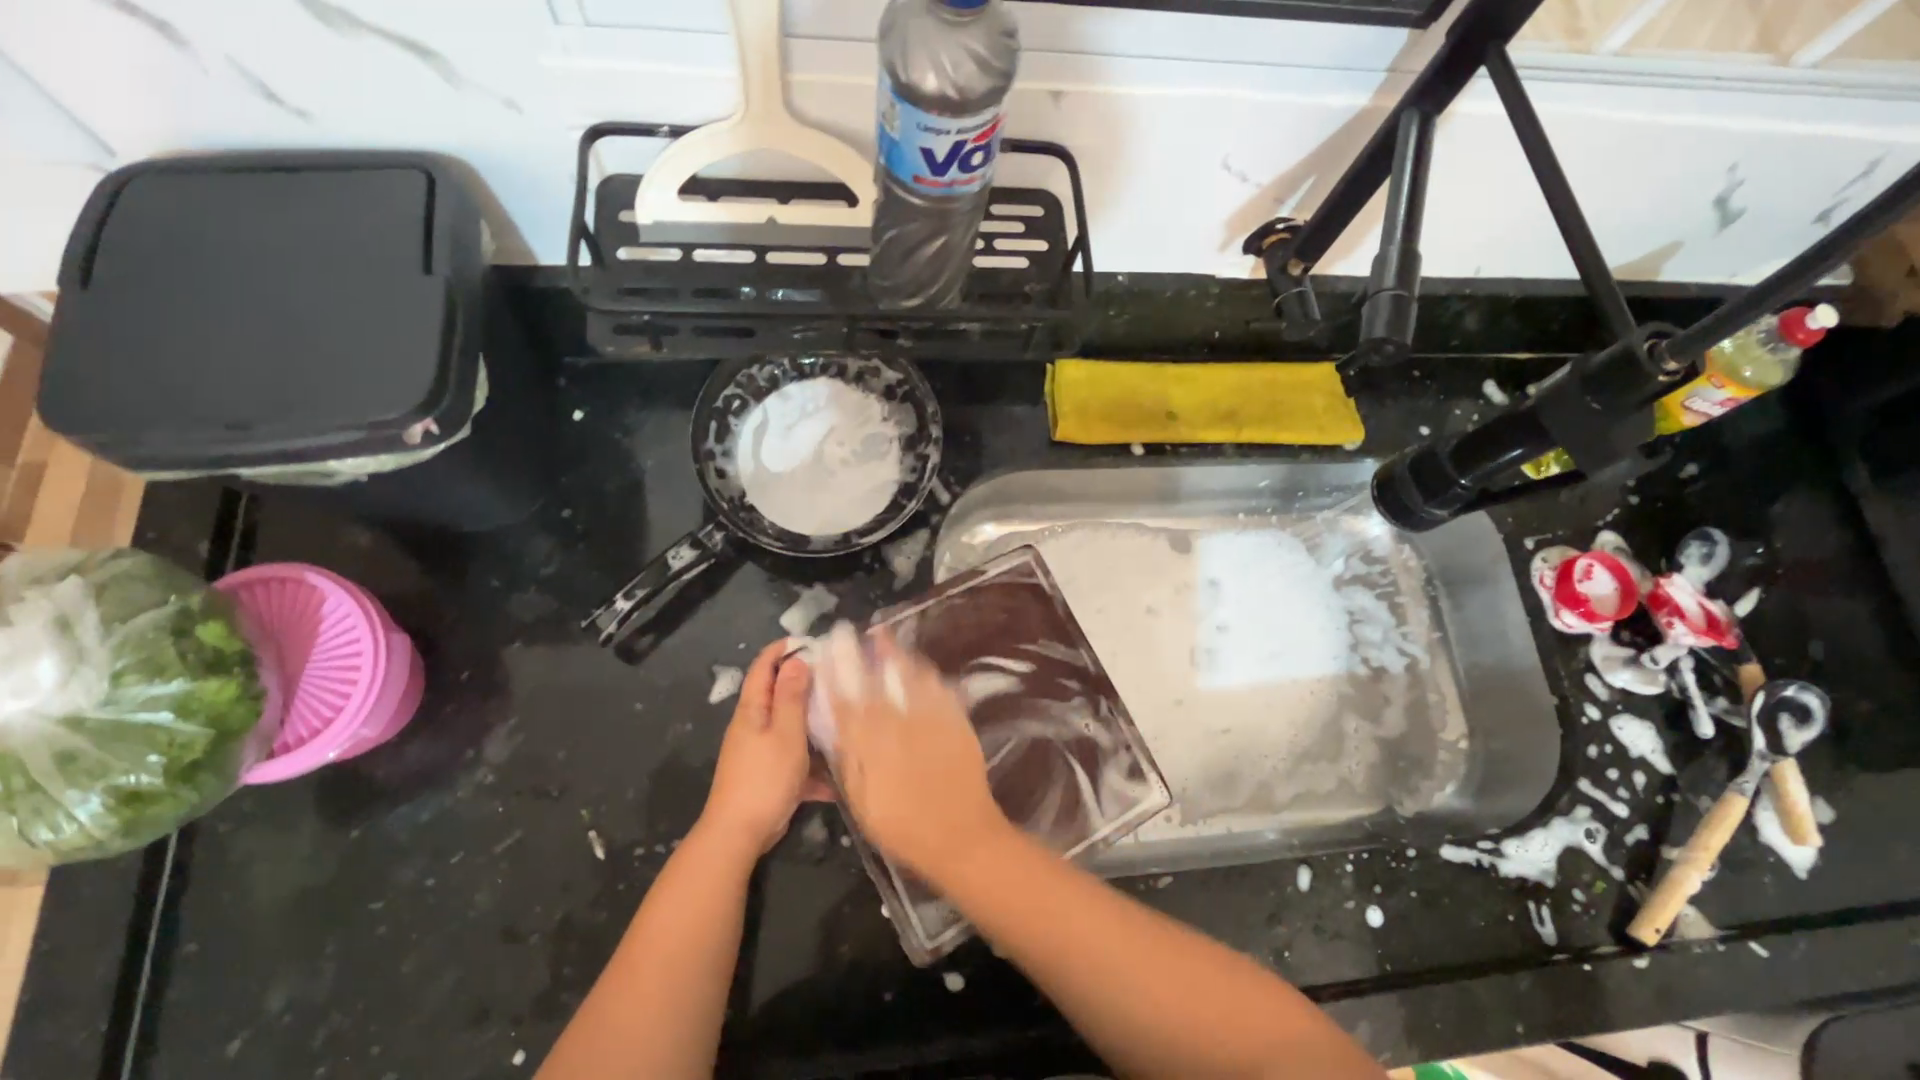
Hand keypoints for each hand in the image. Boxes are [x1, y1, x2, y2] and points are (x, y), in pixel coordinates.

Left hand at [698, 640, 832, 854]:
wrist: (739, 833)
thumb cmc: (764, 777)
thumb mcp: (785, 734)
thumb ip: (792, 697)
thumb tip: (795, 661)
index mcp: (752, 710)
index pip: (763, 668)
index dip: (782, 650)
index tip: (811, 642)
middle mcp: (753, 727)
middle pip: (779, 697)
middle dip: (806, 686)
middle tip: (839, 678)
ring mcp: (760, 753)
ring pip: (791, 730)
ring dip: (815, 727)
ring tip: (847, 722)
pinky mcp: (770, 777)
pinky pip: (796, 763)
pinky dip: (815, 768)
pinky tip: (839, 778)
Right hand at [816, 624, 1009, 878]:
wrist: (961, 835)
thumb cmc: (904, 827)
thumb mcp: (863, 800)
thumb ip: (850, 760)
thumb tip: (838, 728)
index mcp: (871, 743)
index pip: (847, 701)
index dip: (835, 675)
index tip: (826, 654)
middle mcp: (899, 723)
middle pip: (876, 682)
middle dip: (861, 655)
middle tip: (852, 633)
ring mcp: (931, 720)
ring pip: (910, 679)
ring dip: (895, 656)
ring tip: (885, 638)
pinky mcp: (957, 723)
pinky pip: (940, 690)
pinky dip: (927, 675)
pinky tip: (922, 668)